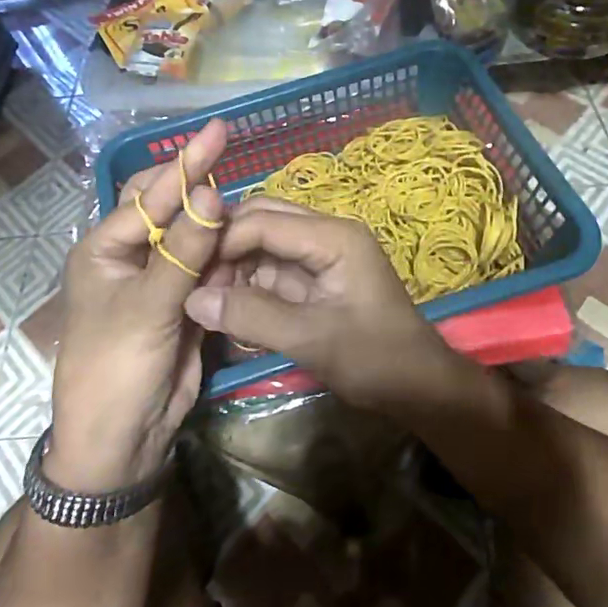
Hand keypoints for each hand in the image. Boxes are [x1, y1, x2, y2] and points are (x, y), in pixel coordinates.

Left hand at [51, 119, 228, 491]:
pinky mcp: (182, 301)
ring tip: (246, 193)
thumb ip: (183, 251)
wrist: (123, 439)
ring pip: (190, 236)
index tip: (218, 133)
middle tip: (226, 146)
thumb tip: (211, 194)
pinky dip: (224, 252)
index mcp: (104, 249)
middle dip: (194, 180)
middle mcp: (129, 256)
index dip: (184, 165)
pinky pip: (205, 266)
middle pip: (165, 206)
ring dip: (214, 219)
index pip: (148, 197)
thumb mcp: (147, 307)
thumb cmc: (117, 367)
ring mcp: (158, 279)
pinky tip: (245, 236)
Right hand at [183, 198, 465, 413]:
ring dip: (234, 270)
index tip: (189, 277)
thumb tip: (192, 300)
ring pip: (262, 245)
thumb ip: (251, 316)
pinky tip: (231, 312)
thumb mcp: (311, 338)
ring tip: (209, 303)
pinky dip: (248, 287)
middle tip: (195, 286)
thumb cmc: (374, 359)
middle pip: (261, 221)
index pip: (262, 220)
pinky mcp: (314, 279)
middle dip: (226, 250)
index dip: (223, 243)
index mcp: (333, 236)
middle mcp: (325, 234)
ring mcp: (320, 255)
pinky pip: (270, 270)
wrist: (418, 386)